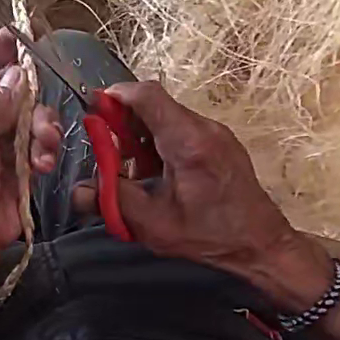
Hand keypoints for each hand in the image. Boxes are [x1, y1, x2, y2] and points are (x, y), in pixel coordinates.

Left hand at [0, 29, 61, 296]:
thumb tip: (18, 76)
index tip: (21, 31)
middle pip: (13, 90)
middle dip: (29, 96)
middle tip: (36, 106)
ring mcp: (3, 141)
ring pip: (34, 115)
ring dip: (42, 129)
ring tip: (39, 150)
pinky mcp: (24, 163)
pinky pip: (43, 143)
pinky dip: (46, 151)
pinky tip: (40, 165)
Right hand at [71, 81, 332, 310]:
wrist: (260, 244)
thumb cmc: (207, 236)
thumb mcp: (151, 224)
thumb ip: (111, 200)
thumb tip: (78, 190)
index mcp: (187, 143)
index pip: (147, 96)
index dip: (115, 95)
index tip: (94, 106)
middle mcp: (204, 129)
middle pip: (154, 105)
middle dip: (123, 120)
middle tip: (106, 147)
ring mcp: (215, 133)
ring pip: (165, 117)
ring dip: (139, 133)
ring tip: (130, 166)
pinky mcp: (219, 142)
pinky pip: (180, 128)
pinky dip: (157, 141)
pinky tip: (152, 170)